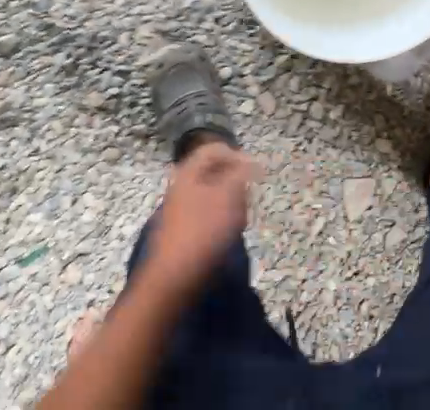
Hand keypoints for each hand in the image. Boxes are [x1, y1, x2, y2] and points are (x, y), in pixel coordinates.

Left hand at [141, 142, 255, 298]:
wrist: (173, 278)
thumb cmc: (204, 231)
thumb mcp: (229, 195)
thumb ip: (240, 173)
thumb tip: (248, 162)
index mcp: (189, 172)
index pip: (214, 150)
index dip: (238, 156)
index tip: (256, 174)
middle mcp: (181, 186)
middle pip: (214, 173)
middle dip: (235, 184)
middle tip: (247, 200)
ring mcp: (179, 210)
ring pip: (212, 196)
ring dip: (229, 205)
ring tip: (239, 221)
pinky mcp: (181, 232)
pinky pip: (206, 216)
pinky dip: (220, 222)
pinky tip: (226, 237)